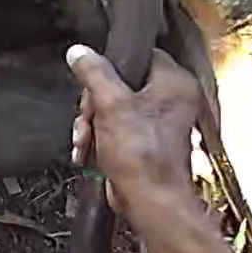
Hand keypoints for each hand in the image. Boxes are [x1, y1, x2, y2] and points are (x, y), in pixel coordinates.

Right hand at [67, 44, 201, 219]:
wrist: (149, 201)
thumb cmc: (138, 152)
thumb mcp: (111, 105)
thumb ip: (94, 74)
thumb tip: (78, 51)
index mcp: (174, 82)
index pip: (140, 54)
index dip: (111, 65)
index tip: (93, 82)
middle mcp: (170, 98)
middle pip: (119, 82)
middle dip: (93, 103)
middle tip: (87, 118)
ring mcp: (157, 121)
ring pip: (111, 105)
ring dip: (90, 122)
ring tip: (84, 140)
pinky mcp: (143, 141)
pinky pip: (113, 126)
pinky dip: (97, 137)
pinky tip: (86, 150)